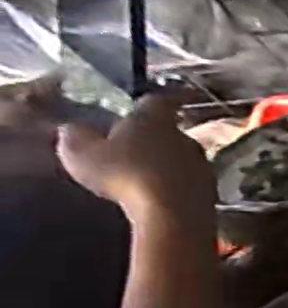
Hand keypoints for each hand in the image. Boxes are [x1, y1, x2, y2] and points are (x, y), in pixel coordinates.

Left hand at [56, 91, 212, 221]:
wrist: (178, 210)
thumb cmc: (154, 165)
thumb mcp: (152, 124)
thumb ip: (154, 104)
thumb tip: (164, 96)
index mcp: (73, 144)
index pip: (94, 116)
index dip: (123, 110)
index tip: (157, 110)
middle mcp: (87, 164)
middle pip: (124, 136)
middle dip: (154, 133)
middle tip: (177, 133)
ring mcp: (117, 184)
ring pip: (149, 155)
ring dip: (172, 151)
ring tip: (192, 154)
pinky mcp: (147, 198)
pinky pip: (164, 174)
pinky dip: (180, 170)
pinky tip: (194, 172)